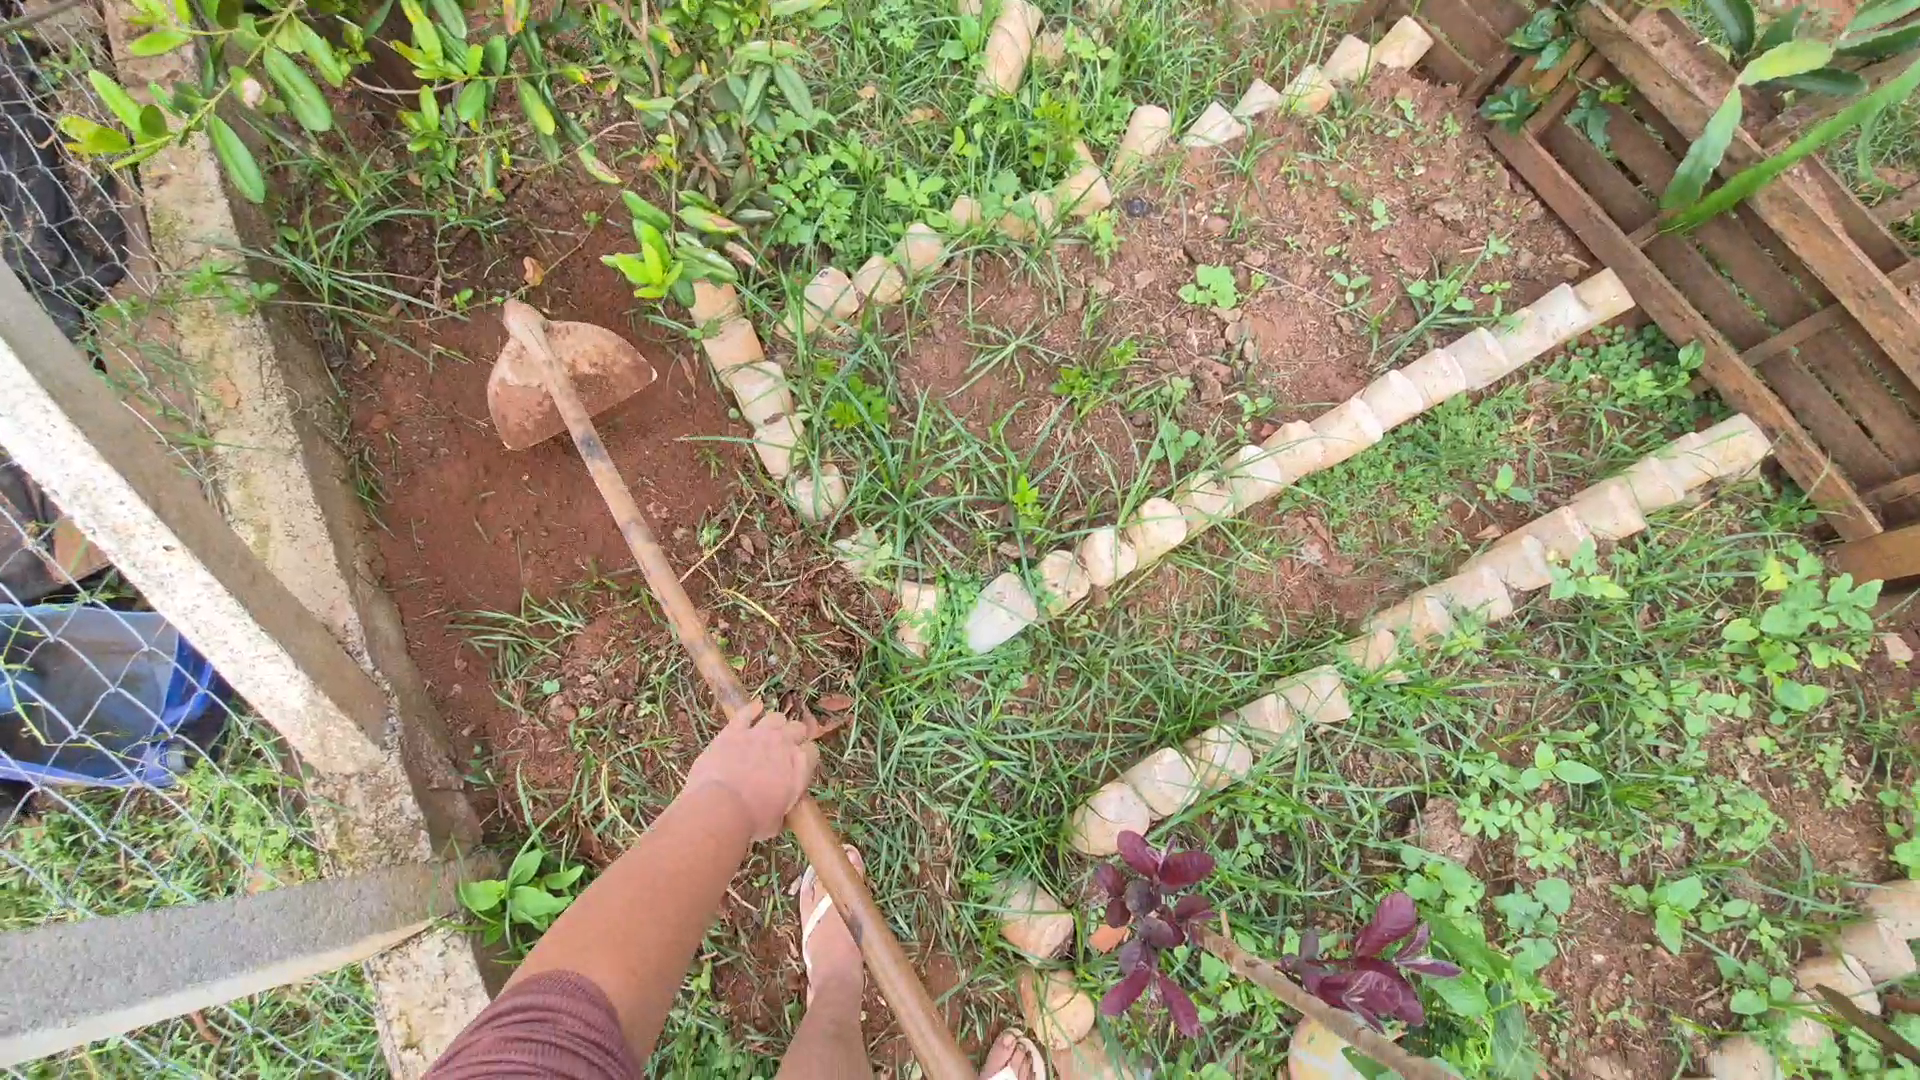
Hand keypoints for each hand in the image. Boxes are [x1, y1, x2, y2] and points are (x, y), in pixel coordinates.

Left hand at [684, 709, 816, 840]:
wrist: (720, 808)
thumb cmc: (752, 821)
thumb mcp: (776, 821)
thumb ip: (781, 808)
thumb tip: (777, 813)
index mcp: (800, 765)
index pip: (812, 751)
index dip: (806, 757)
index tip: (799, 765)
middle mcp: (784, 743)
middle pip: (797, 728)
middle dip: (794, 736)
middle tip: (785, 748)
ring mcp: (759, 734)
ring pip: (775, 717)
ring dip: (775, 724)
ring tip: (770, 731)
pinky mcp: (734, 731)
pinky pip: (747, 712)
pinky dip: (752, 710)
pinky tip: (755, 709)